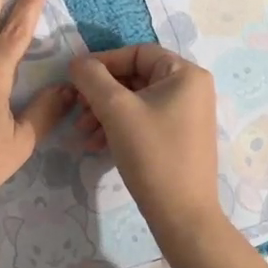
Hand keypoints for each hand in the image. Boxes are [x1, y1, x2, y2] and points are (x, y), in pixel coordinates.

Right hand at [68, 44, 224, 232]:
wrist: (181, 215)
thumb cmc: (152, 154)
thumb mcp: (115, 109)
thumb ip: (91, 78)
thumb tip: (77, 63)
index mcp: (185, 74)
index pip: (136, 53)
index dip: (102, 62)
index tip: (75, 79)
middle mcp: (191, 89)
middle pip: (134, 77)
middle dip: (100, 93)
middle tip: (77, 110)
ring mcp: (186, 115)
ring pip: (134, 101)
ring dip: (104, 112)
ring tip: (83, 132)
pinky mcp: (178, 137)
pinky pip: (142, 120)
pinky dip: (118, 127)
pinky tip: (96, 144)